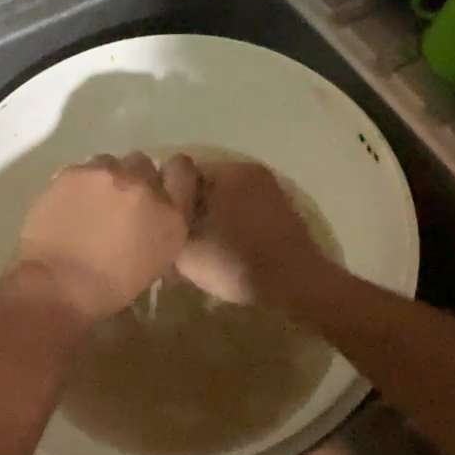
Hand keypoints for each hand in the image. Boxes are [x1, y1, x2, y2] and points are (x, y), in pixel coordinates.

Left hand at [11, 152, 191, 322]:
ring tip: (90, 203)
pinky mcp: (74, 172)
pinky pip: (82, 170)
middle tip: (119, 200)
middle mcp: (143, 185)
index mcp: (170, 213)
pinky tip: (68, 207)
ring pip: (110, 162)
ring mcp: (107, 174)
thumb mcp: (155, 260)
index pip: (183, 170)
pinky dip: (78, 184)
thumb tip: (152, 210)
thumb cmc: (109, 287)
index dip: (172, 174)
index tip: (161, 184)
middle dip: (134, 177)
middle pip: (143, 162)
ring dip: (105, 178)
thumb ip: (161, 225)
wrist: (57, 286)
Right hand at [159, 158, 329, 305]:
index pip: (183, 173)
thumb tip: (158, 215)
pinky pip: (248, 214)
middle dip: (193, 208)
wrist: (296, 284)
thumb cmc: (236, 259)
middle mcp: (251, 171)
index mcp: (228, 170)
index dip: (168, 198)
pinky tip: (230, 252)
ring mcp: (272, 191)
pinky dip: (236, 227)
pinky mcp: (285, 212)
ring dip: (215, 219)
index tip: (162, 222)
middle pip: (207, 186)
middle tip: (180, 237)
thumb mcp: (185, 248)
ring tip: (204, 248)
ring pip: (229, 201)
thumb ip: (165, 225)